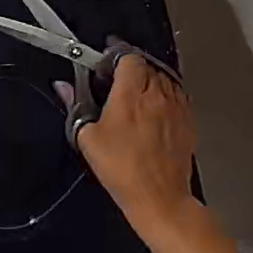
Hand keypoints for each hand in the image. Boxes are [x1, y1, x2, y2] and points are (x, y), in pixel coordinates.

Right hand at [71, 52, 198, 225]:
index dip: (114, 56)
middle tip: (114, 81)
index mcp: (131, 93)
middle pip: (146, 64)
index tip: (104, 65)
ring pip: (164, 77)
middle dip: (130, 68)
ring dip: (149, 80)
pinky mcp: (188, 120)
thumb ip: (76, 105)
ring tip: (134, 95)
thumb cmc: (122, 168)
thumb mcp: (88, 137)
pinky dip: (164, 96)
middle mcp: (158, 94)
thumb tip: (63, 87)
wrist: (159, 196)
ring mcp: (177, 106)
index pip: (128, 56)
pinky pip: (177, 95)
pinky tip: (153, 111)